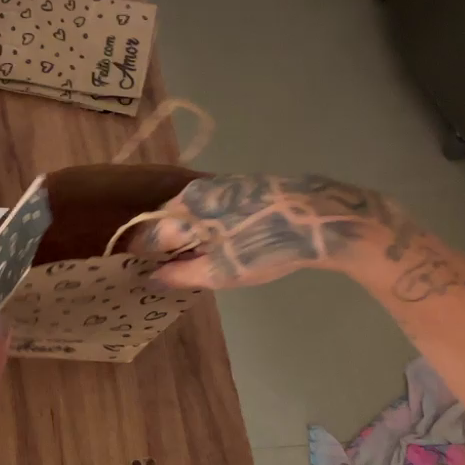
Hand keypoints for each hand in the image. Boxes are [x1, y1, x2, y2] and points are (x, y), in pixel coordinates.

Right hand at [131, 174, 421, 289]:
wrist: (322, 218)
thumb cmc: (265, 248)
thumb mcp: (220, 272)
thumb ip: (179, 276)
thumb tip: (151, 279)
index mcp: (180, 212)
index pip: (143, 237)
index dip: (141, 260)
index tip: (147, 278)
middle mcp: (191, 193)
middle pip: (163, 224)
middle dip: (164, 250)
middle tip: (177, 276)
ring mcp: (216, 186)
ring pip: (185, 216)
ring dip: (186, 240)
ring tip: (203, 264)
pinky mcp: (238, 186)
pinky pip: (206, 209)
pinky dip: (205, 229)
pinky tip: (225, 245)